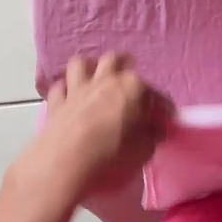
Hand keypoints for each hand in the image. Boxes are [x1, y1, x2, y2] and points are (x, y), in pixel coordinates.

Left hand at [13, 54, 172, 205]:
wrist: (66, 161)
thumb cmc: (111, 153)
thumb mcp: (142, 150)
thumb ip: (151, 137)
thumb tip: (156, 131)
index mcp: (131, 87)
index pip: (153, 92)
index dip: (161, 105)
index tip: (166, 117)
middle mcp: (104, 80)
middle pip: (114, 60)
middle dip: (123, 64)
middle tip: (127, 79)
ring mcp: (77, 88)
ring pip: (81, 63)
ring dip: (88, 68)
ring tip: (93, 77)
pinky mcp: (56, 102)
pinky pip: (59, 87)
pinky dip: (65, 90)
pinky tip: (68, 97)